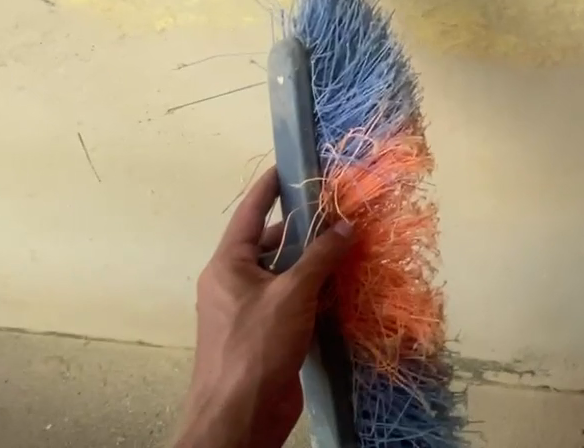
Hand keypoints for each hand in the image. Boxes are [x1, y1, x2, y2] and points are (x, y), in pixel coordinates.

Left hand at [175, 169, 354, 447]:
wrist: (238, 421)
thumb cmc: (255, 347)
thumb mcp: (293, 292)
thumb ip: (322, 255)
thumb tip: (348, 224)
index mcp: (229, 265)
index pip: (252, 212)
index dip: (271, 186)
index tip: (290, 163)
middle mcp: (237, 282)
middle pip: (275, 242)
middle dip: (308, 226)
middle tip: (343, 207)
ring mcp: (253, 310)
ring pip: (289, 271)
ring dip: (318, 259)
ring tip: (354, 240)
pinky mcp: (270, 333)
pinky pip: (296, 298)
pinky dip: (319, 288)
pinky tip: (347, 281)